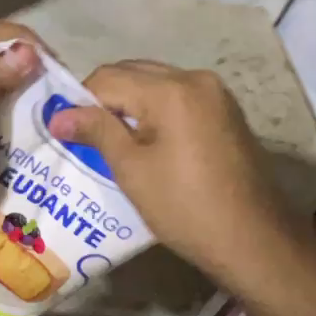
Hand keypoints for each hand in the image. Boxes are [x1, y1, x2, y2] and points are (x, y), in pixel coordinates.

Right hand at [49, 61, 300, 278]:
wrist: (257, 243)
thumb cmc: (187, 208)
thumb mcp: (132, 170)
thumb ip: (96, 131)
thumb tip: (58, 115)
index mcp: (171, 89)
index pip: (108, 78)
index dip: (81, 101)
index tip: (66, 131)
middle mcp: (195, 78)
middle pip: (133, 73)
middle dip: (106, 99)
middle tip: (86, 135)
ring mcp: (216, 93)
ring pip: (156, 83)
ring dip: (131, 103)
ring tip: (113, 140)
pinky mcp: (226, 111)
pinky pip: (178, 97)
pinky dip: (156, 110)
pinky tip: (148, 142)